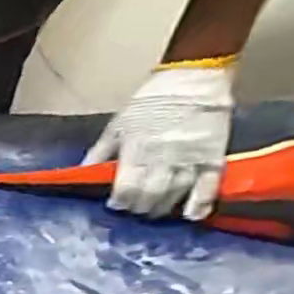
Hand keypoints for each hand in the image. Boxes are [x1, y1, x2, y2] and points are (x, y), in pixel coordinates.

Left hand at [85, 65, 234, 220]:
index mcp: (136, 152)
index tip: (114, 206)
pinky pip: (210, 182)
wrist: (193, 77)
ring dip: (162, 207)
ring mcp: (191, 156)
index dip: (119, 202)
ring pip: (176, 192)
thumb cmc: (147, 103)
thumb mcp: (114, 128)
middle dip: (138, 207)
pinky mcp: (214, 153)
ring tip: (153, 212)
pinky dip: (201, 201)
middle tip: (133, 210)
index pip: (125, 188)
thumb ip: (98, 154)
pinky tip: (191, 215)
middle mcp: (163, 157)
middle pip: (150, 194)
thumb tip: (79, 174)